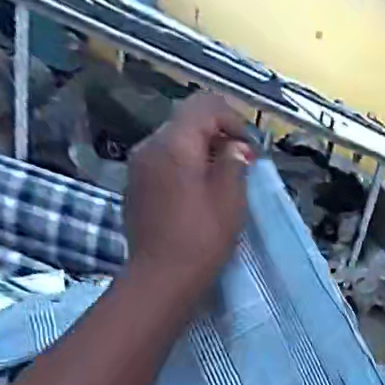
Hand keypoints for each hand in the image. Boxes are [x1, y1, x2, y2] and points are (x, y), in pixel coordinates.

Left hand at [122, 93, 253, 300]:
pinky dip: (184, 171)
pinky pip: (163, 166)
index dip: (233, 119)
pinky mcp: (135, 189)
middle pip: (186, 123)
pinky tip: (198, 199)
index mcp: (174, 143)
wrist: (161, 279)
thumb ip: (234, 163)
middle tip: (241, 168)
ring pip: (174, 144)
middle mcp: (149, 146)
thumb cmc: (201, 239)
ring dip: (201, 155)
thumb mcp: (230, 199)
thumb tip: (234, 148)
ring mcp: (137, 168)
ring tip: (222, 185)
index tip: (250, 149)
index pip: (205, 105)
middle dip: (217, 138)